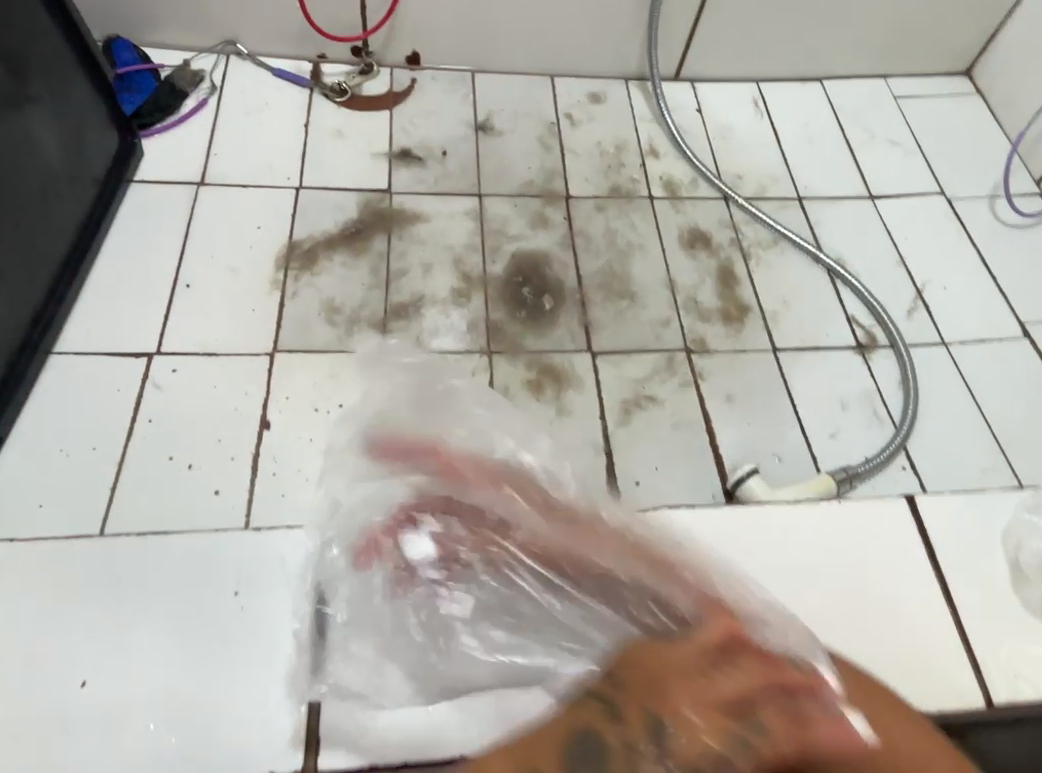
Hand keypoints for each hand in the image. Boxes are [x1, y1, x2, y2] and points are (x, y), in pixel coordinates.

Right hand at [352, 435, 722, 628]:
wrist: (679, 598)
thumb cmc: (631, 574)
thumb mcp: (570, 557)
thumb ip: (513, 549)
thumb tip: (441, 535)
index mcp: (534, 499)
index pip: (466, 469)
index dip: (417, 451)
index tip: (371, 443)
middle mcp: (525, 506)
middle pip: (453, 500)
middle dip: (404, 516)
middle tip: (362, 553)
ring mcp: (529, 531)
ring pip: (460, 527)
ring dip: (420, 543)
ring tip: (385, 573)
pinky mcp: (537, 556)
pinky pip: (478, 551)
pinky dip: (445, 562)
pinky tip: (426, 586)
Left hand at [469, 615, 874, 772]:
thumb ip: (740, 757)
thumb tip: (774, 753)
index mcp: (703, 740)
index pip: (783, 729)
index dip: (829, 731)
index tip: (865, 733)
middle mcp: (686, 690)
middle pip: (762, 674)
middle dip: (806, 683)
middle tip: (837, 698)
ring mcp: (657, 662)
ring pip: (728, 637)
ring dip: (763, 649)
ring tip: (791, 664)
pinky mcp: (633, 651)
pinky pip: (688, 630)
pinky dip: (720, 634)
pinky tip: (733, 639)